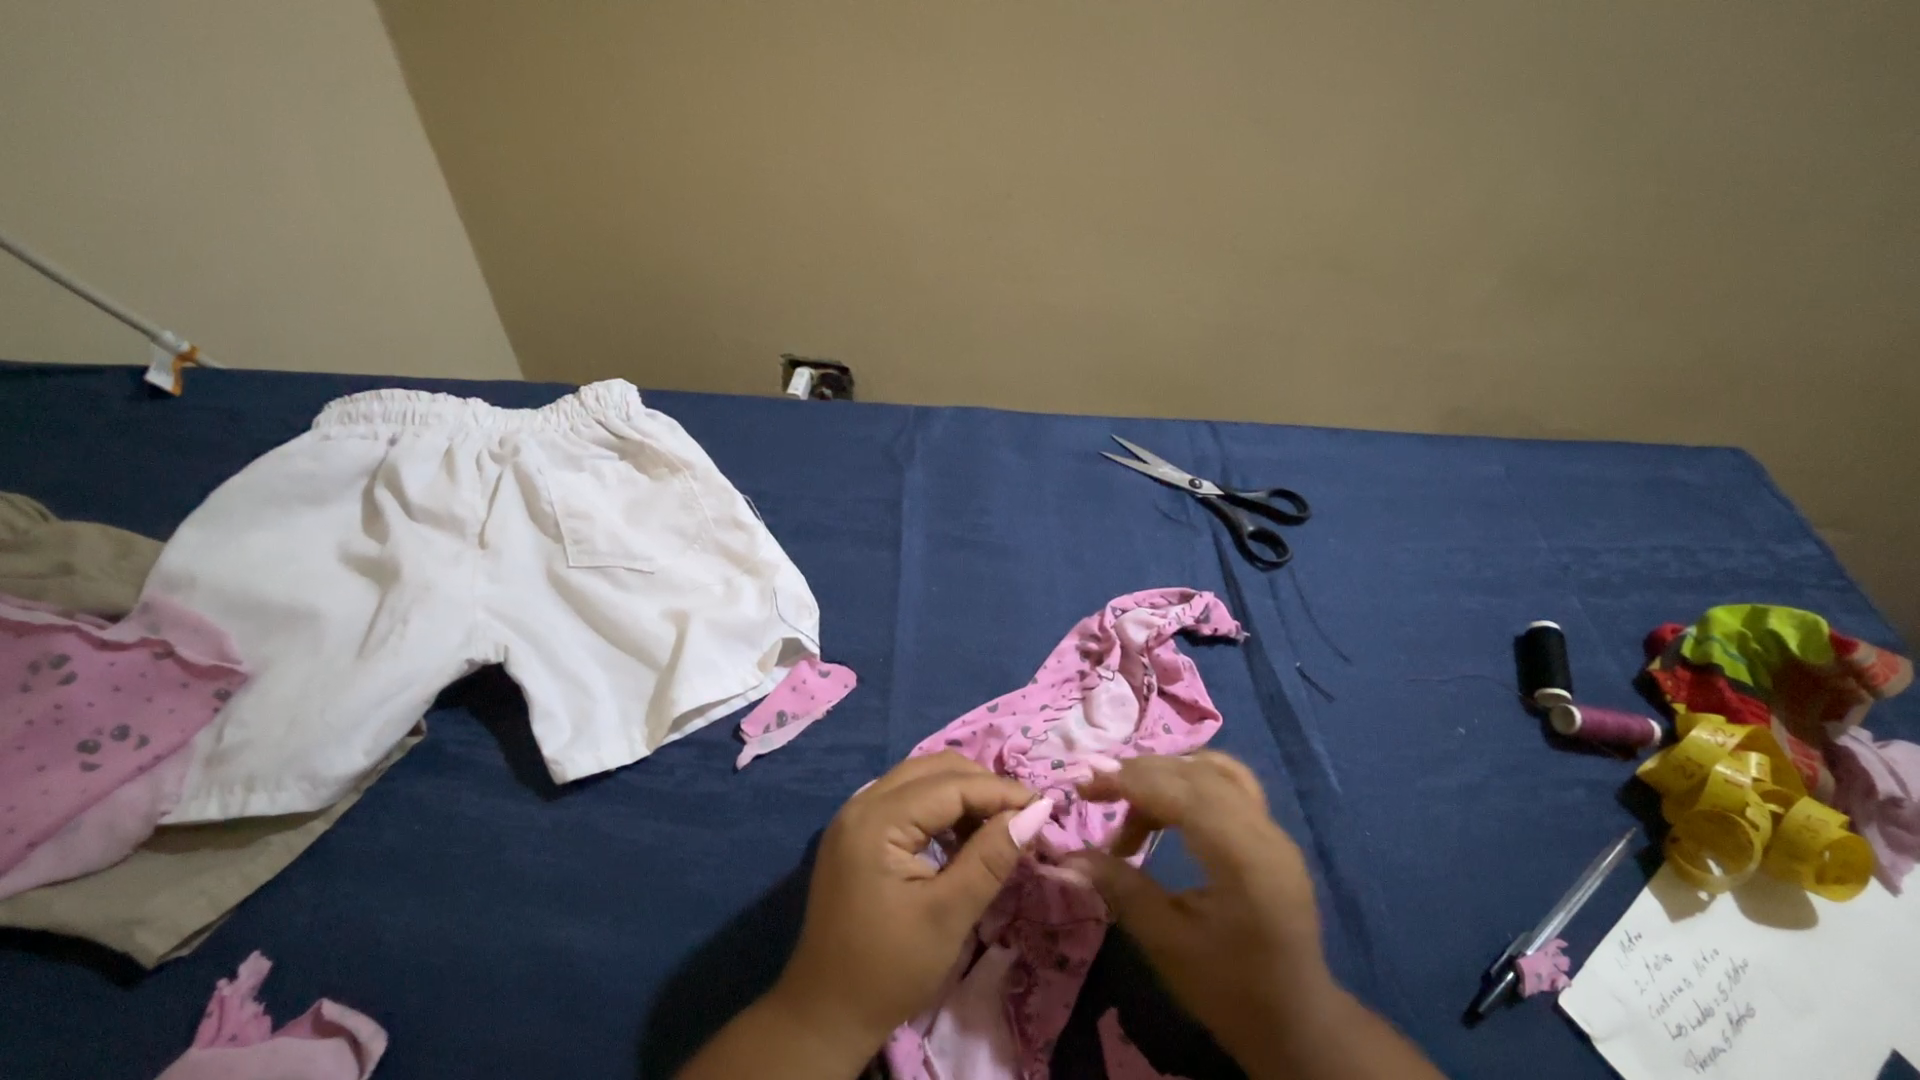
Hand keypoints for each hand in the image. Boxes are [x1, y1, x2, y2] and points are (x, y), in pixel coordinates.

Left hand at [769, 752, 1049, 1053]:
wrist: (825, 1014)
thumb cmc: (890, 968)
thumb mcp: (949, 914)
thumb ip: (991, 857)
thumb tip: (1036, 812)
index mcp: (877, 820)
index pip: (951, 784)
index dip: (1001, 791)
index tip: (1044, 808)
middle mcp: (861, 804)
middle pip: (933, 769)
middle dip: (982, 786)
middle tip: (1022, 818)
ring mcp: (853, 818)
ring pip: (919, 781)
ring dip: (961, 795)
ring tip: (998, 828)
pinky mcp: (855, 836)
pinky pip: (905, 802)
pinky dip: (939, 810)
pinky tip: (961, 839)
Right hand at [1063, 752, 1327, 1069]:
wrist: (1295, 1021)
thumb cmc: (1227, 989)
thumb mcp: (1166, 943)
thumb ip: (1120, 888)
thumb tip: (1067, 857)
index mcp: (1242, 857)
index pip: (1181, 792)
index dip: (1128, 781)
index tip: (1083, 787)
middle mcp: (1264, 831)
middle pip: (1196, 775)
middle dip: (1141, 774)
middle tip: (1096, 794)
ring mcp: (1273, 830)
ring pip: (1214, 773)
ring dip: (1166, 776)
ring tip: (1129, 805)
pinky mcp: (1272, 836)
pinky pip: (1230, 787)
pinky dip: (1191, 784)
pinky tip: (1166, 809)